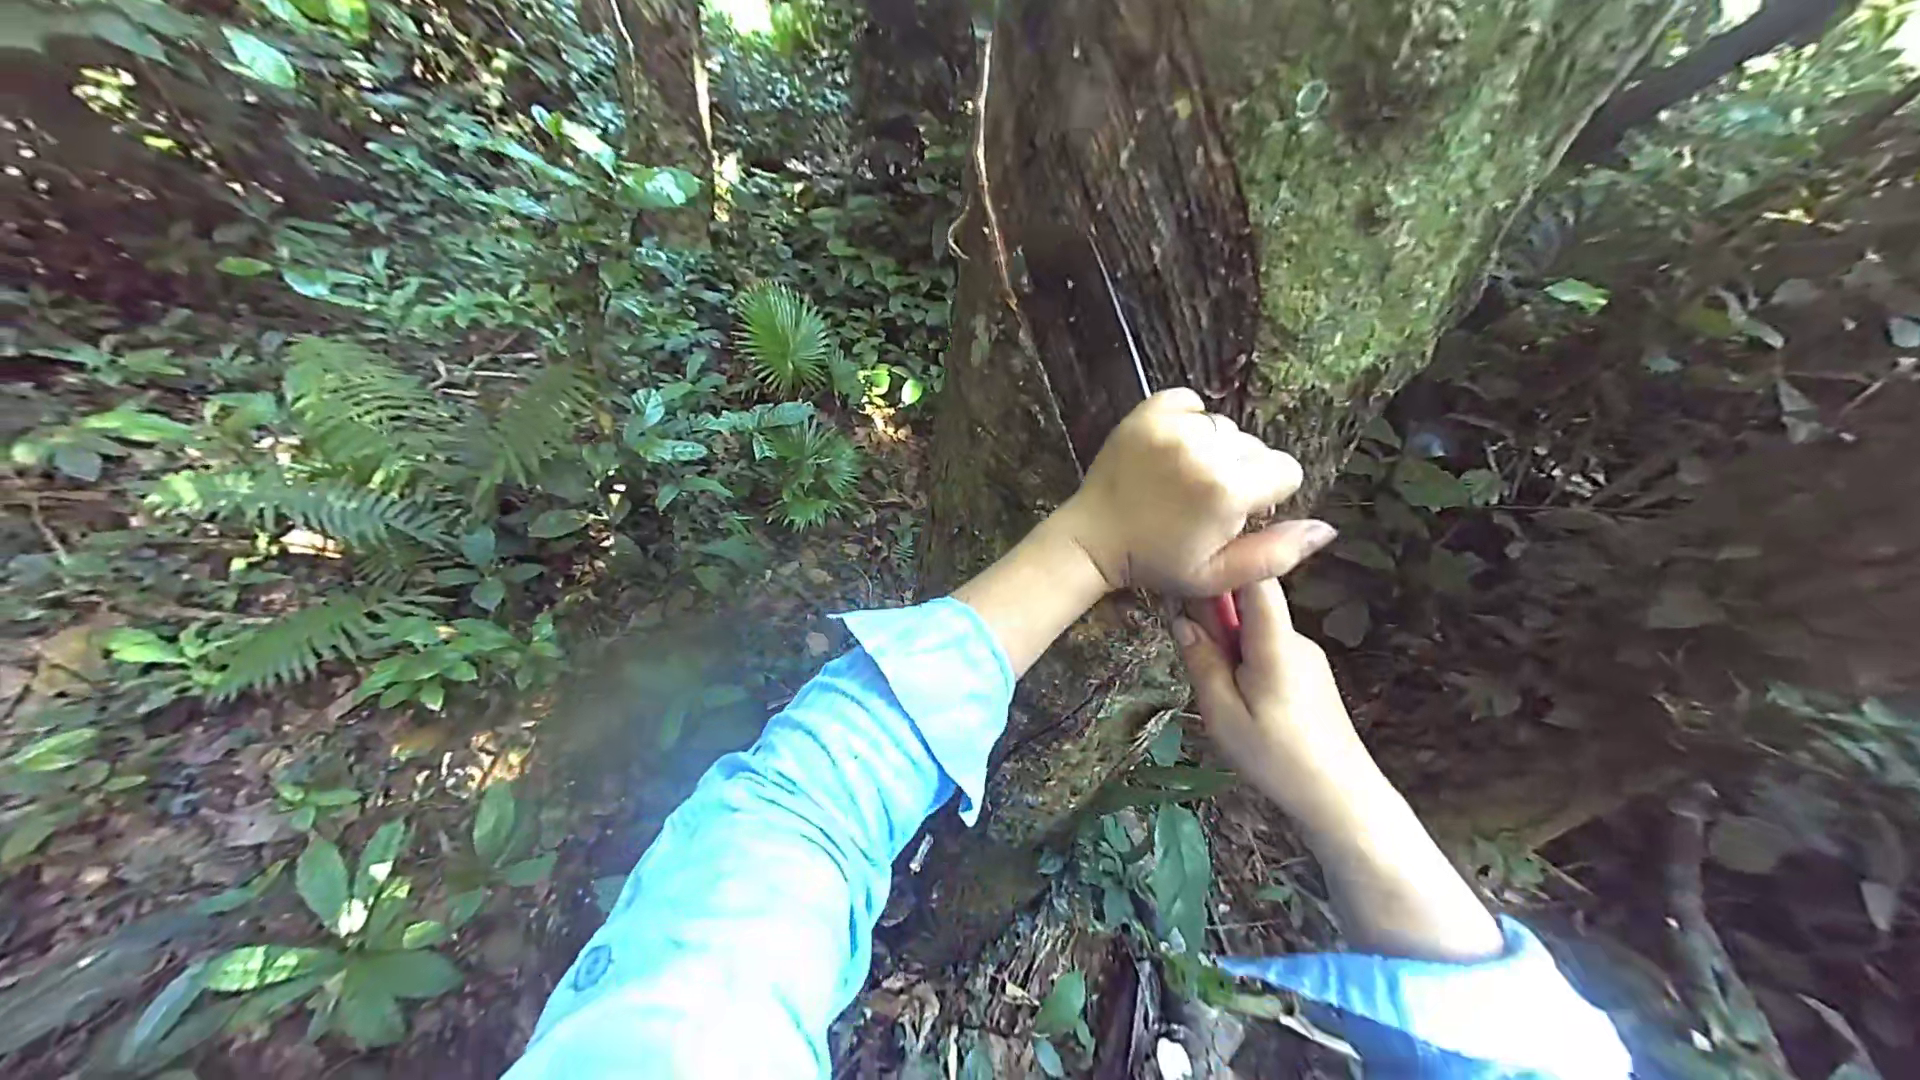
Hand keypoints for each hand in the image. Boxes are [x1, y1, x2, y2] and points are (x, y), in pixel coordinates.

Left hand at [1057, 389, 1333, 595]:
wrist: (1094, 538)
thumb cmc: (1157, 562)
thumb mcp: (1218, 575)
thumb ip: (1276, 554)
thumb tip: (1326, 528)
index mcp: (1226, 490)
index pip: (1285, 471)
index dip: (1265, 495)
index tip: (1234, 511)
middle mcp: (1203, 450)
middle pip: (1256, 447)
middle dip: (1240, 471)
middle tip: (1201, 499)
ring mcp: (1172, 426)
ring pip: (1225, 427)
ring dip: (1213, 448)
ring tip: (1181, 477)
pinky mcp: (1147, 412)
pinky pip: (1190, 403)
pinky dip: (1187, 421)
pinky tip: (1171, 451)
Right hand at [1173, 578, 1368, 818]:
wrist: (1341, 799)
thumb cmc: (1277, 758)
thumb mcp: (1223, 714)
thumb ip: (1202, 662)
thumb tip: (1182, 620)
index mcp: (1275, 642)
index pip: (1256, 578)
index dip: (1225, 564)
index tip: (1190, 573)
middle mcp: (1294, 638)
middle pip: (1249, 603)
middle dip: (1213, 617)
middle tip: (1191, 650)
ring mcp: (1305, 654)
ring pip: (1254, 628)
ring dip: (1227, 643)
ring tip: (1215, 687)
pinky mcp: (1308, 672)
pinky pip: (1266, 648)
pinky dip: (1244, 658)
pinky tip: (1240, 697)